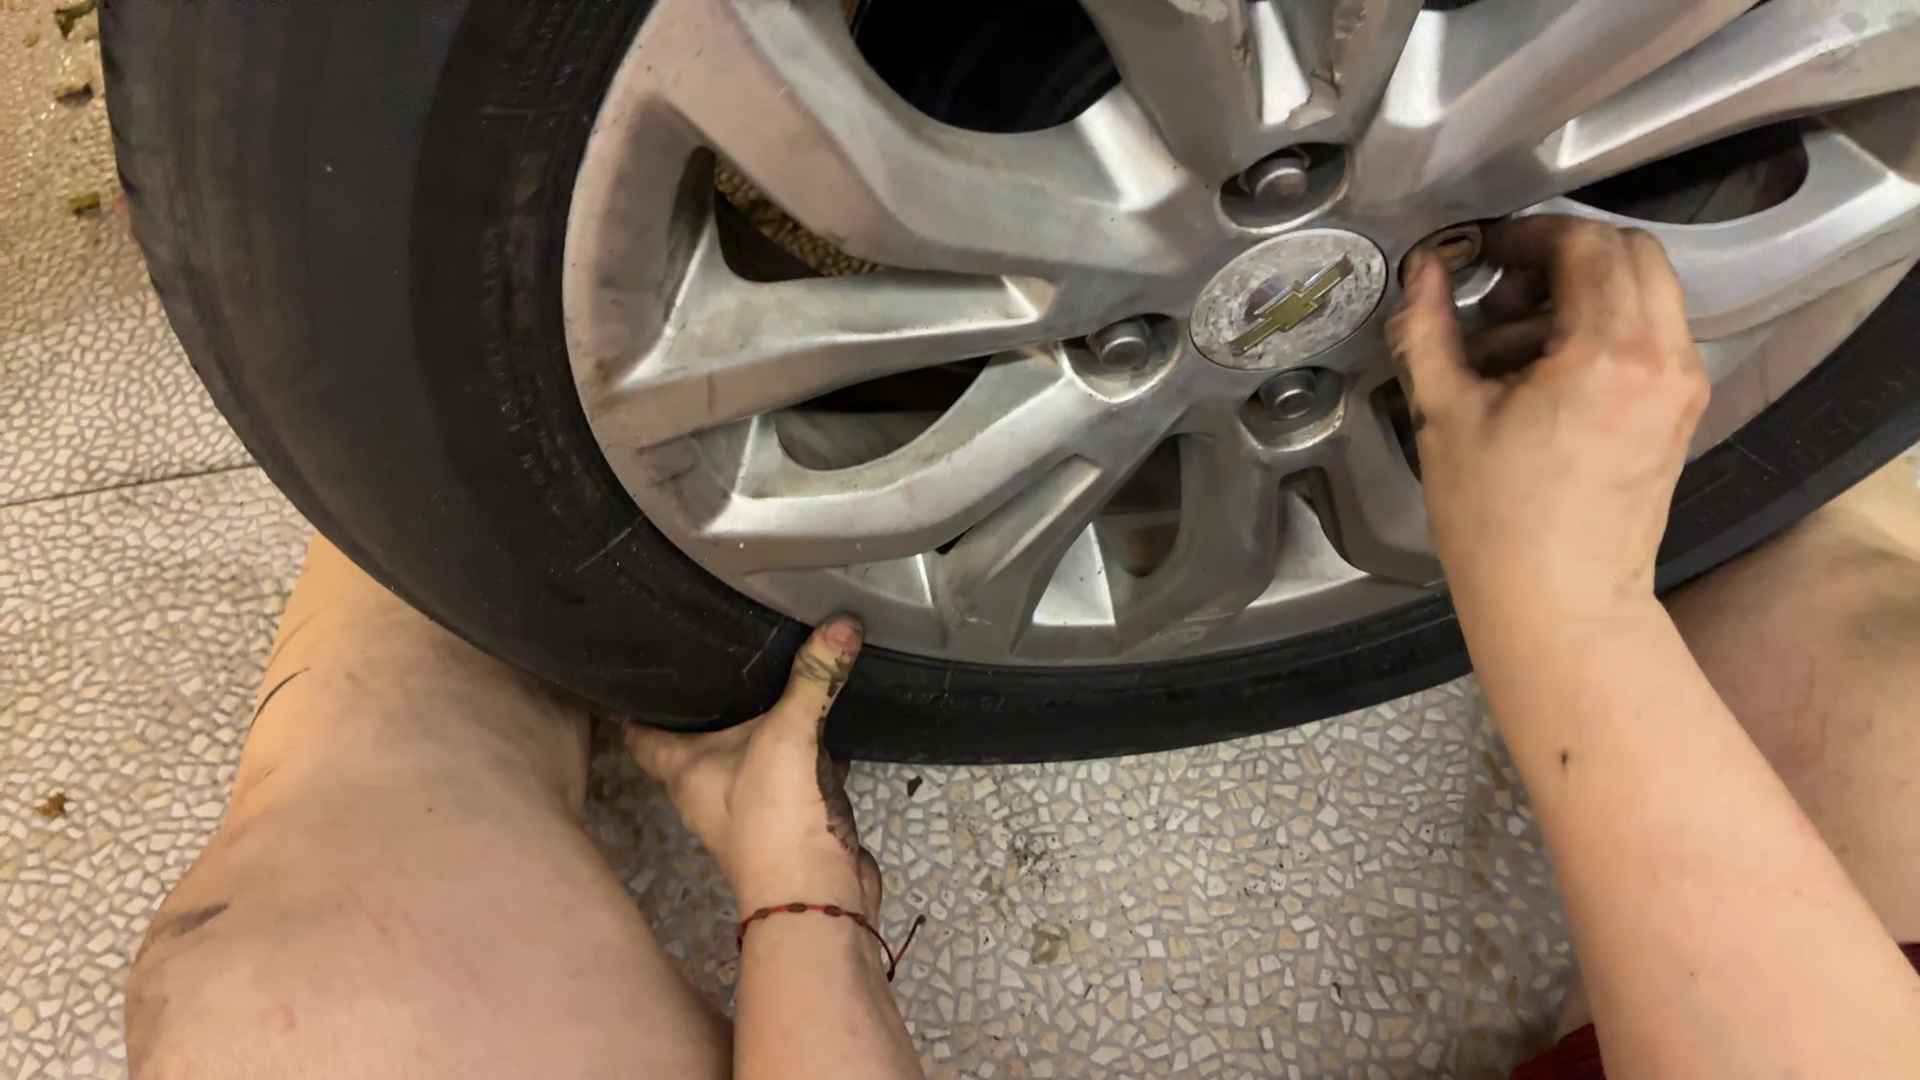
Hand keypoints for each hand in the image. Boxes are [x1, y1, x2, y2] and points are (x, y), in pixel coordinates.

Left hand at [626, 617, 881, 919]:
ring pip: (745, 744)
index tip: (642, 658)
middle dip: (705, 695)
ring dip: (754, 715)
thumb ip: (814, 678)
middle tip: (719, 643)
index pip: (640, 730)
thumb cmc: (774, 818)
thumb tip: (843, 622)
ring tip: (767, 661)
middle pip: (694, 733)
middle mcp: (708, 784)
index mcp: (684, 769)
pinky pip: (789, 758)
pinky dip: (800, 734)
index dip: (635, 697)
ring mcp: (750, 798)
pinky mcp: (791, 806)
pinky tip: (817, 704)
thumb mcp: (787, 736)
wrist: (819, 896)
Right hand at [1387, 216, 1710, 619]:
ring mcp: (1681, 384)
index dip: (1528, 235)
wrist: (1554, 595)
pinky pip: (1645, 338)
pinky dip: (1593, 334)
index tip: (1480, 253)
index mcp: (1607, 353)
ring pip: (1642, 295)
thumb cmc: (1492, 514)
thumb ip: (1430, 332)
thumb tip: (1422, 273)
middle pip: (1628, 257)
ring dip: (1574, 298)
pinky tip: (1535, 379)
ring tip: (1503, 350)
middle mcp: (1665, 356)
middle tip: (1493, 299)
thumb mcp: (1445, 414)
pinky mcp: (1677, 410)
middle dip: (1556, 261)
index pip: (1587, 246)